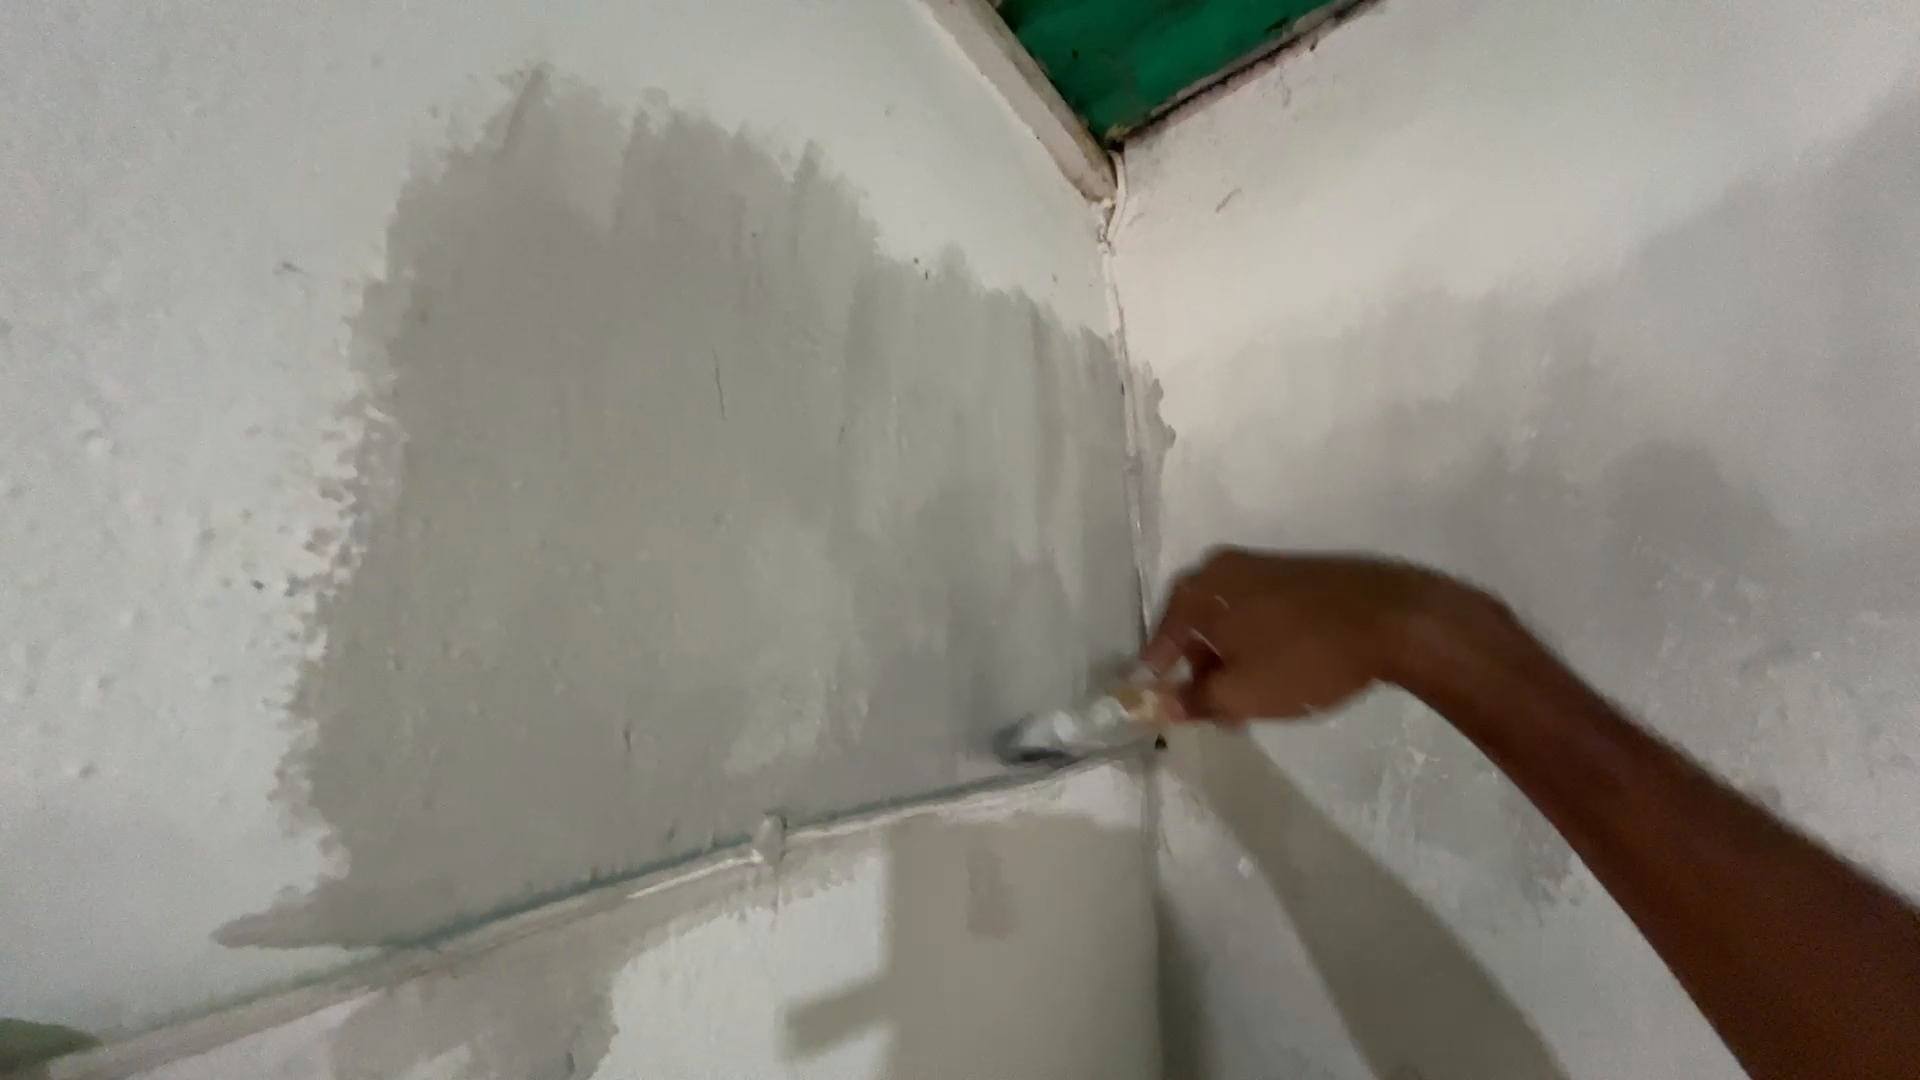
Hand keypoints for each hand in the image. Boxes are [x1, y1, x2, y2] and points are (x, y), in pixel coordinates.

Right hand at [1141, 548, 1458, 722]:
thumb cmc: (1303, 658)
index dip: (1160, 681)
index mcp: (1195, 593)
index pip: (1160, 645)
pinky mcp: (1291, 570)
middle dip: (1202, 672)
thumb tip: (1162, 706)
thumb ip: (1194, 702)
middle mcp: (1217, 569)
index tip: (1168, 710)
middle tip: (1220, 711)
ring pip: (1226, 620)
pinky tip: (1279, 667)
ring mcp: (1256, 565)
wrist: (1393, 619)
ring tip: (1254, 697)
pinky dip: (1256, 639)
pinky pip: (1255, 608)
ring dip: (1231, 658)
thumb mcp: (1242, 695)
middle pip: (1193, 630)